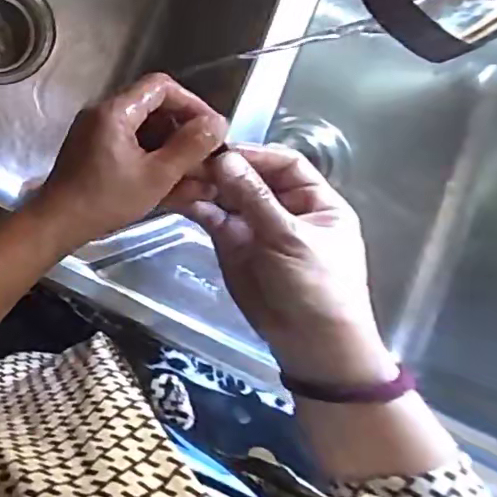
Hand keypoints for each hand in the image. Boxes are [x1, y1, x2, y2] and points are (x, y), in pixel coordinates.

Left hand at [24, 73, 226, 254]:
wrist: (57, 222)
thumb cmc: (106, 199)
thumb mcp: (156, 175)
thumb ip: (190, 147)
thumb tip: (217, 123)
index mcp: (114, 110)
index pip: (161, 87)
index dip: (192, 103)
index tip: (211, 129)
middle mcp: (102, 113)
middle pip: (153, 107)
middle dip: (183, 130)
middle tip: (205, 156)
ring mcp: (95, 131)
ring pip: (143, 129)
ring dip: (170, 148)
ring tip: (194, 176)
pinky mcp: (92, 149)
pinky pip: (129, 143)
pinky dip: (151, 158)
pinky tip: (171, 183)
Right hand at [165, 144, 394, 386]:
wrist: (310, 346)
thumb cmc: (317, 287)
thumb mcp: (290, 237)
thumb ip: (254, 197)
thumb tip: (224, 158)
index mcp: (314, 201)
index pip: (284, 163)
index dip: (254, 153)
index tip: (222, 150)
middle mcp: (282, 206)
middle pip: (248, 175)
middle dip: (222, 168)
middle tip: (191, 161)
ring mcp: (254, 224)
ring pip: (225, 193)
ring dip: (204, 184)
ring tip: (180, 176)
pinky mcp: (230, 241)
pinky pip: (210, 215)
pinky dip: (195, 204)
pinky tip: (178, 197)